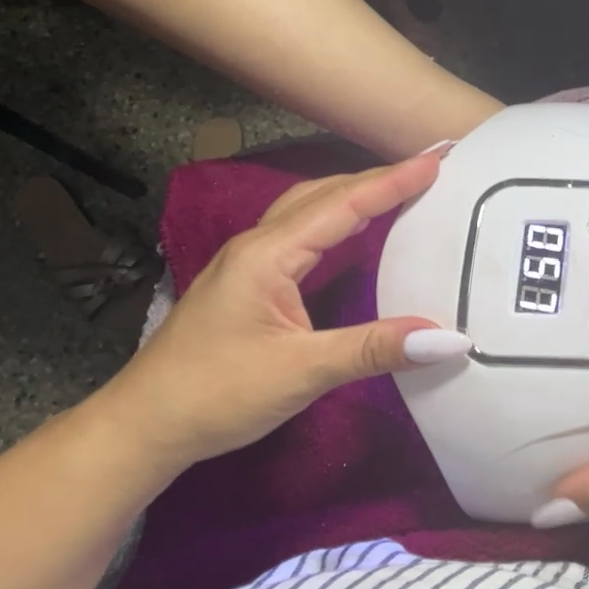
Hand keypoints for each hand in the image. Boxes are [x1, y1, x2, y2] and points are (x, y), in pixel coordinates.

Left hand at [79, 146, 471, 472]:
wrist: (139, 428)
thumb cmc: (214, 394)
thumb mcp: (302, 372)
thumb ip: (374, 348)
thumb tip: (449, 338)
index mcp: (269, 255)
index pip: (343, 205)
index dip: (393, 181)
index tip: (438, 160)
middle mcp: (258, 247)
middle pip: (325, 194)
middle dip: (378, 177)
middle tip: (430, 165)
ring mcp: (250, 264)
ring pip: (310, 210)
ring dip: (357, 193)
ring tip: (402, 187)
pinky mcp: (251, 283)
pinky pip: (304, 233)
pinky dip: (341, 219)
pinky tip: (358, 230)